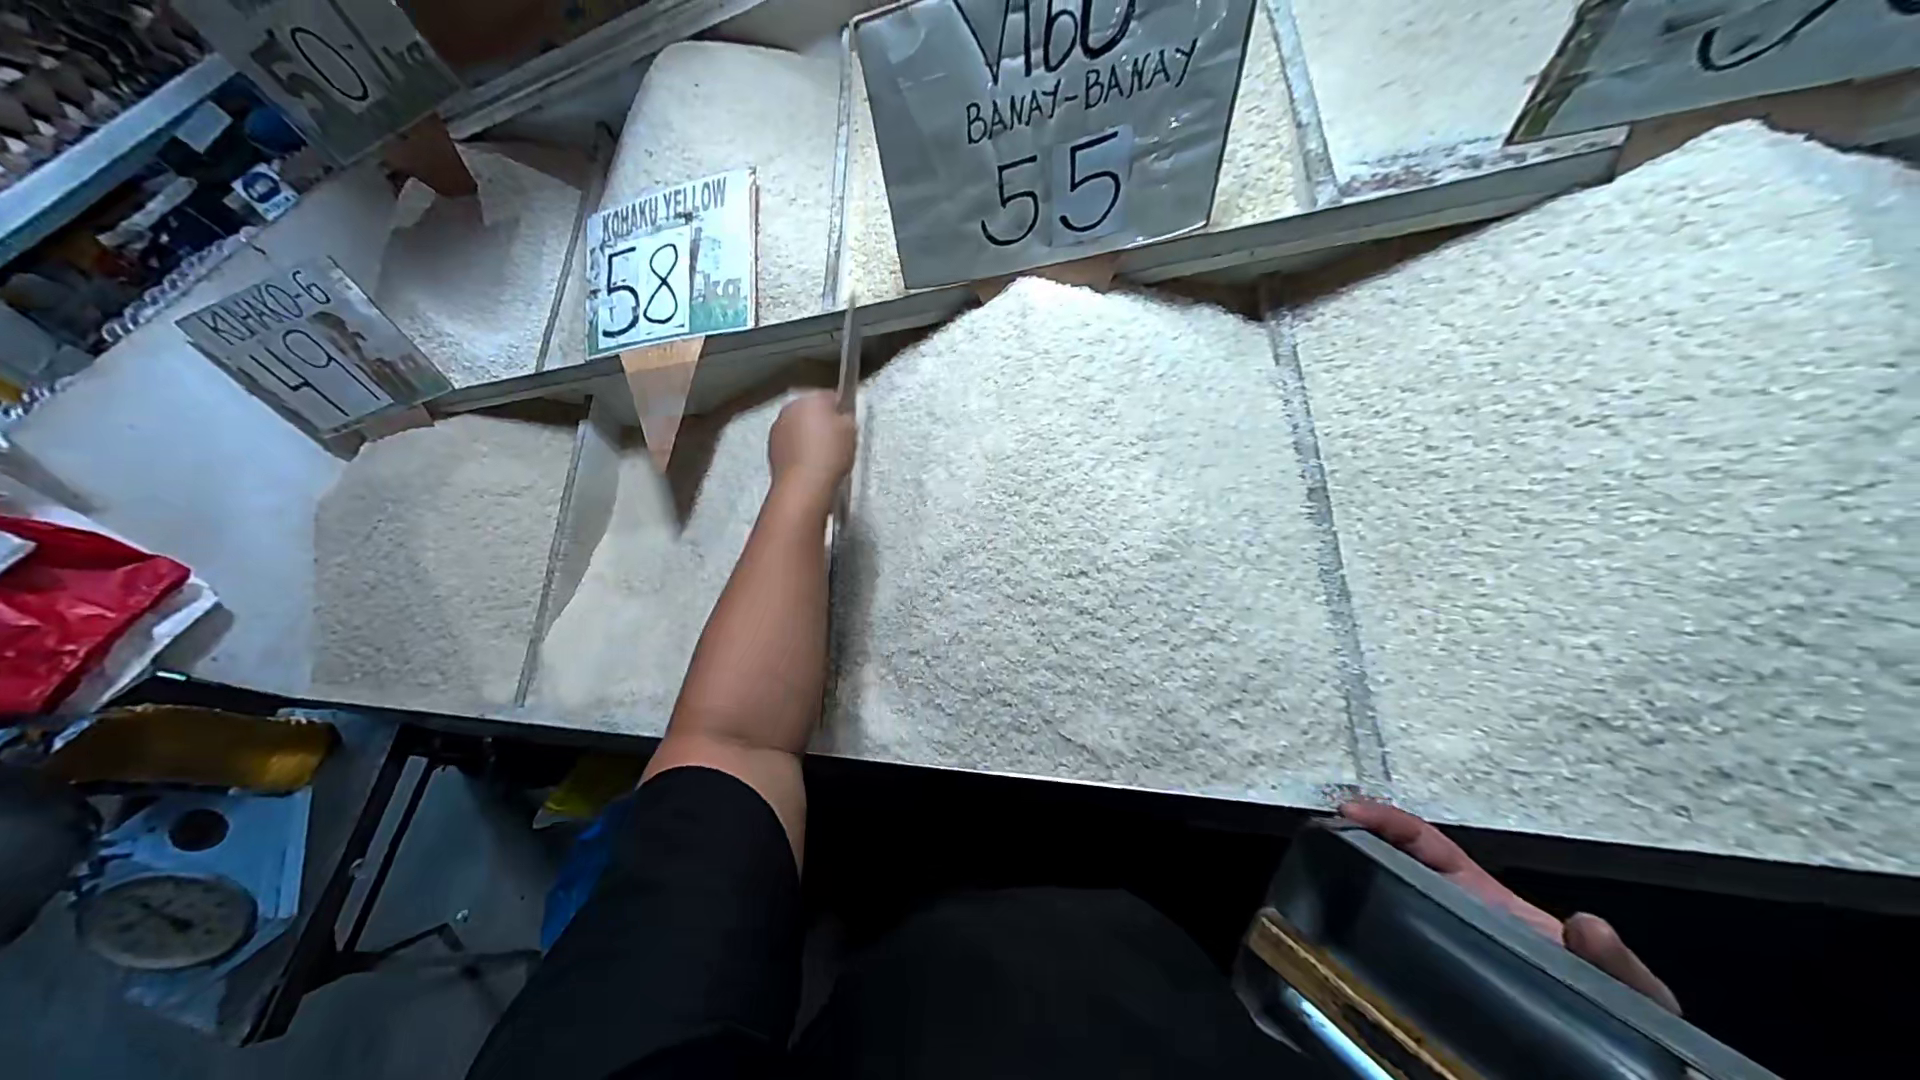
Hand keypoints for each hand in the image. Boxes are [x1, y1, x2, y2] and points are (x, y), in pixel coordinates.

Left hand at [768, 392, 855, 498]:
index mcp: (811, 399)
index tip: (847, 422)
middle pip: (811, 410)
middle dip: (822, 421)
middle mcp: (791, 408)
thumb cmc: (829, 455)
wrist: (803, 484)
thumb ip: (847, 418)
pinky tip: (810, 462)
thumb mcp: (851, 432)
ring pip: (798, 426)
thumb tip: (842, 417)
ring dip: (808, 435)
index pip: (830, 396)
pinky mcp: (771, 447)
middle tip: (837, 439)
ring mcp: (778, 427)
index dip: (842, 409)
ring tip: (823, 454)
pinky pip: (790, 442)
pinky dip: (798, 448)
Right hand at [1339, 801, 1680, 1014]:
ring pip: (1373, 910)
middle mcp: (1446, 916)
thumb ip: (1621, 963)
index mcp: (1481, 900)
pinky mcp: (1420, 991)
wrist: (1602, 1066)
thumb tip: (1587, 925)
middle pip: (1385, 868)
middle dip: (1348, 846)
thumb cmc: (1618, 1022)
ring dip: (1341, 889)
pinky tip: (1326, 953)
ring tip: (1307, 885)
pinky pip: (1377, 966)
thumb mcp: (1631, 990)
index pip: (1423, 846)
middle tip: (1317, 842)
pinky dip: (1348, 950)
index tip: (1351, 813)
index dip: (1387, 822)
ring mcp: (1428, 950)